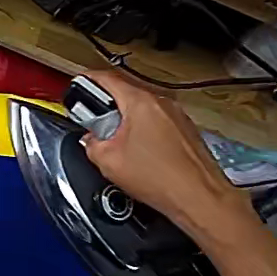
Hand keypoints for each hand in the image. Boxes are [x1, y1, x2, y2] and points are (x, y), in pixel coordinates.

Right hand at [79, 71, 249, 235]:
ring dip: (127, 121)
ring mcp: (177, 115)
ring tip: (121, 147)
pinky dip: (145, 132)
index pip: (107, 79)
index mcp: (141, 103)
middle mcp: (162, 103)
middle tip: (95, 126)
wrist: (197, 197)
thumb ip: (91, 144)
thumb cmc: (162, 180)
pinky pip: (158, 121)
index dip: (88, 80)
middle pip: (126, 93)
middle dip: (107, 107)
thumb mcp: (109, 163)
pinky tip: (142, 155)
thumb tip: (90, 140)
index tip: (79, 86)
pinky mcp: (185, 130)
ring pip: (143, 109)